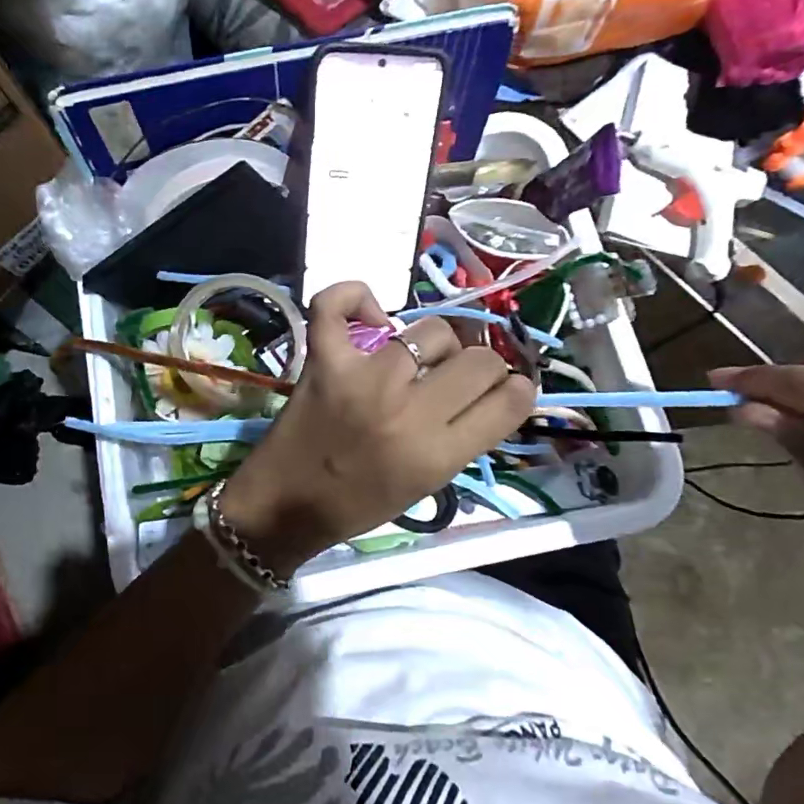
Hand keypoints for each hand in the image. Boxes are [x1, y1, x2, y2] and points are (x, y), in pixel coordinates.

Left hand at [219, 281, 535, 570]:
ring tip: (418, 359)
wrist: (285, 506)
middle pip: (479, 361)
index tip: (507, 388)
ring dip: (433, 344)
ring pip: (431, 330)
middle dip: (482, 367)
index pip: (509, 402)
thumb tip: (494, 389)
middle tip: (460, 377)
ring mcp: (363, 380)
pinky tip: (371, 316)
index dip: (518, 390)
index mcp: (437, 455)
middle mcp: (407, 413)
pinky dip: (353, 298)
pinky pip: (336, 304)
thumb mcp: (428, 483)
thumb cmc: (360, 504)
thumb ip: (464, 436)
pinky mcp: (323, 361)